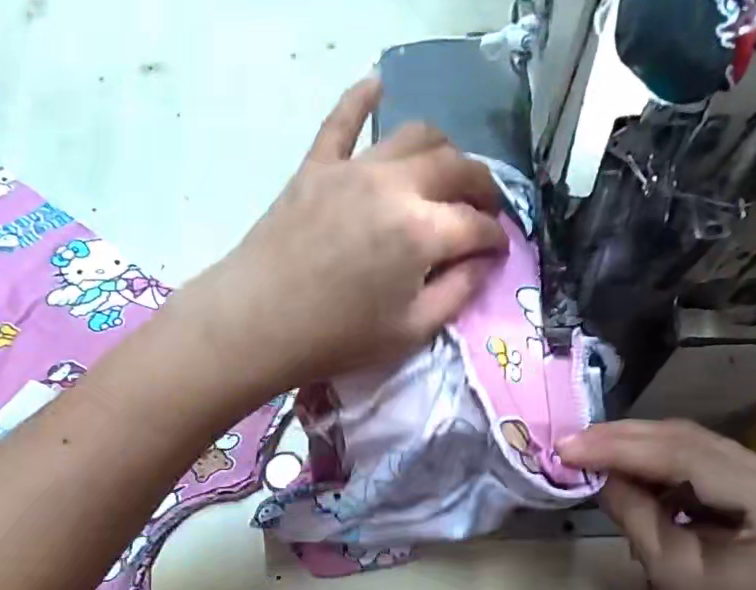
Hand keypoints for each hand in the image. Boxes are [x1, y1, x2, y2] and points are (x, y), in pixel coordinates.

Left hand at [179, 76, 509, 392]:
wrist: (258, 323)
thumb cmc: (338, 338)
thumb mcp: (410, 331)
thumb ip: (457, 293)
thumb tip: (483, 262)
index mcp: (423, 231)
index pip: (477, 225)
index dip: (496, 238)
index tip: (498, 252)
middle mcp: (396, 185)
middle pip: (456, 167)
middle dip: (482, 187)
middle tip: (485, 209)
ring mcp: (354, 168)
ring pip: (415, 135)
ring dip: (443, 150)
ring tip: (447, 173)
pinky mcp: (316, 166)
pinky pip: (343, 119)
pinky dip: (363, 98)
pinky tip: (377, 85)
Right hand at [558, 420, 755, 589]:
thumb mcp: (671, 571)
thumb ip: (634, 513)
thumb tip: (593, 472)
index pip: (685, 457)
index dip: (620, 448)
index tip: (568, 447)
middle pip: (691, 440)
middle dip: (625, 439)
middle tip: (571, 442)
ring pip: (696, 443)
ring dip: (640, 446)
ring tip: (590, 451)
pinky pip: (705, 459)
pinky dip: (662, 462)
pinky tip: (628, 469)